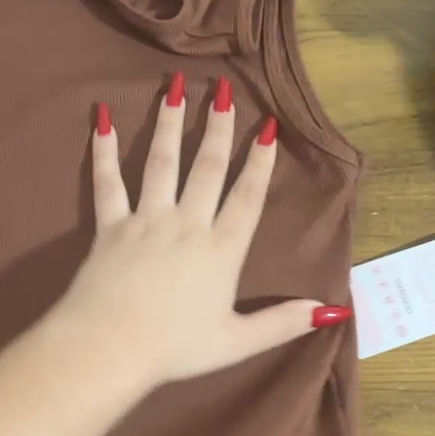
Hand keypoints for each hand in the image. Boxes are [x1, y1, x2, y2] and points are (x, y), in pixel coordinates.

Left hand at [48, 75, 346, 389]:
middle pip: (207, 168)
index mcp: (220, 250)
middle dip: (217, 127)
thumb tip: (332, 310)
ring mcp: (146, 220)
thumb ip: (282, 322)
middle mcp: (186, 224)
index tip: (267, 126)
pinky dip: (104, 151)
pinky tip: (102, 119)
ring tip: (176, 87)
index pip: (246, 197)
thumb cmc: (174, 348)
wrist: (109, 347)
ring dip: (170, 123)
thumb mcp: (236, 342)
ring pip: (161, 163)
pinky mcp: (110, 226)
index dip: (259, 162)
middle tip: (223, 89)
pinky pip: (108, 183)